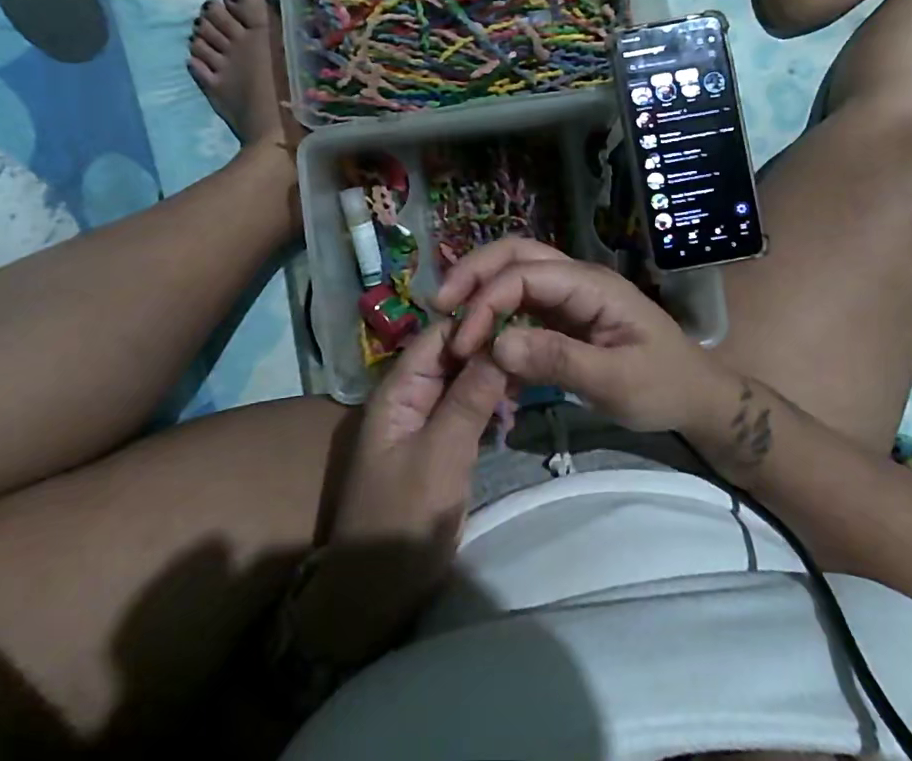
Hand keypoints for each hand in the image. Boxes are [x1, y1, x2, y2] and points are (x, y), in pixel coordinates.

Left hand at [295, 322, 511, 661]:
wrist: (378, 589)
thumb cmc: (404, 517)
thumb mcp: (441, 455)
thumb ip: (469, 399)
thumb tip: (500, 345)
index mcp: (397, 391)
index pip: (436, 337)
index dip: (474, 325)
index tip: (520, 321)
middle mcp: (408, 398)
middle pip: (450, 358)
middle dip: (489, 352)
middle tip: (534, 354)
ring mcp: (422, 424)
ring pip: (461, 384)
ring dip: (491, 380)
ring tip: (528, 383)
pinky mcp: (436, 447)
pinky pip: (463, 412)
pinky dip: (487, 407)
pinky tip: (512, 413)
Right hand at [433, 238, 737, 434]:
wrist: (694, 397)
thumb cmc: (663, 386)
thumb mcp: (615, 380)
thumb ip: (558, 360)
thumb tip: (497, 345)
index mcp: (592, 286)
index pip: (525, 274)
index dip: (487, 301)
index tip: (464, 342)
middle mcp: (576, 281)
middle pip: (515, 255)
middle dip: (474, 275)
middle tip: (440, 307)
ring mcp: (570, 297)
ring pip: (514, 276)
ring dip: (480, 292)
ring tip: (452, 321)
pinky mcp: (565, 318)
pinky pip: (521, 307)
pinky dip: (496, 318)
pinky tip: (481, 346)